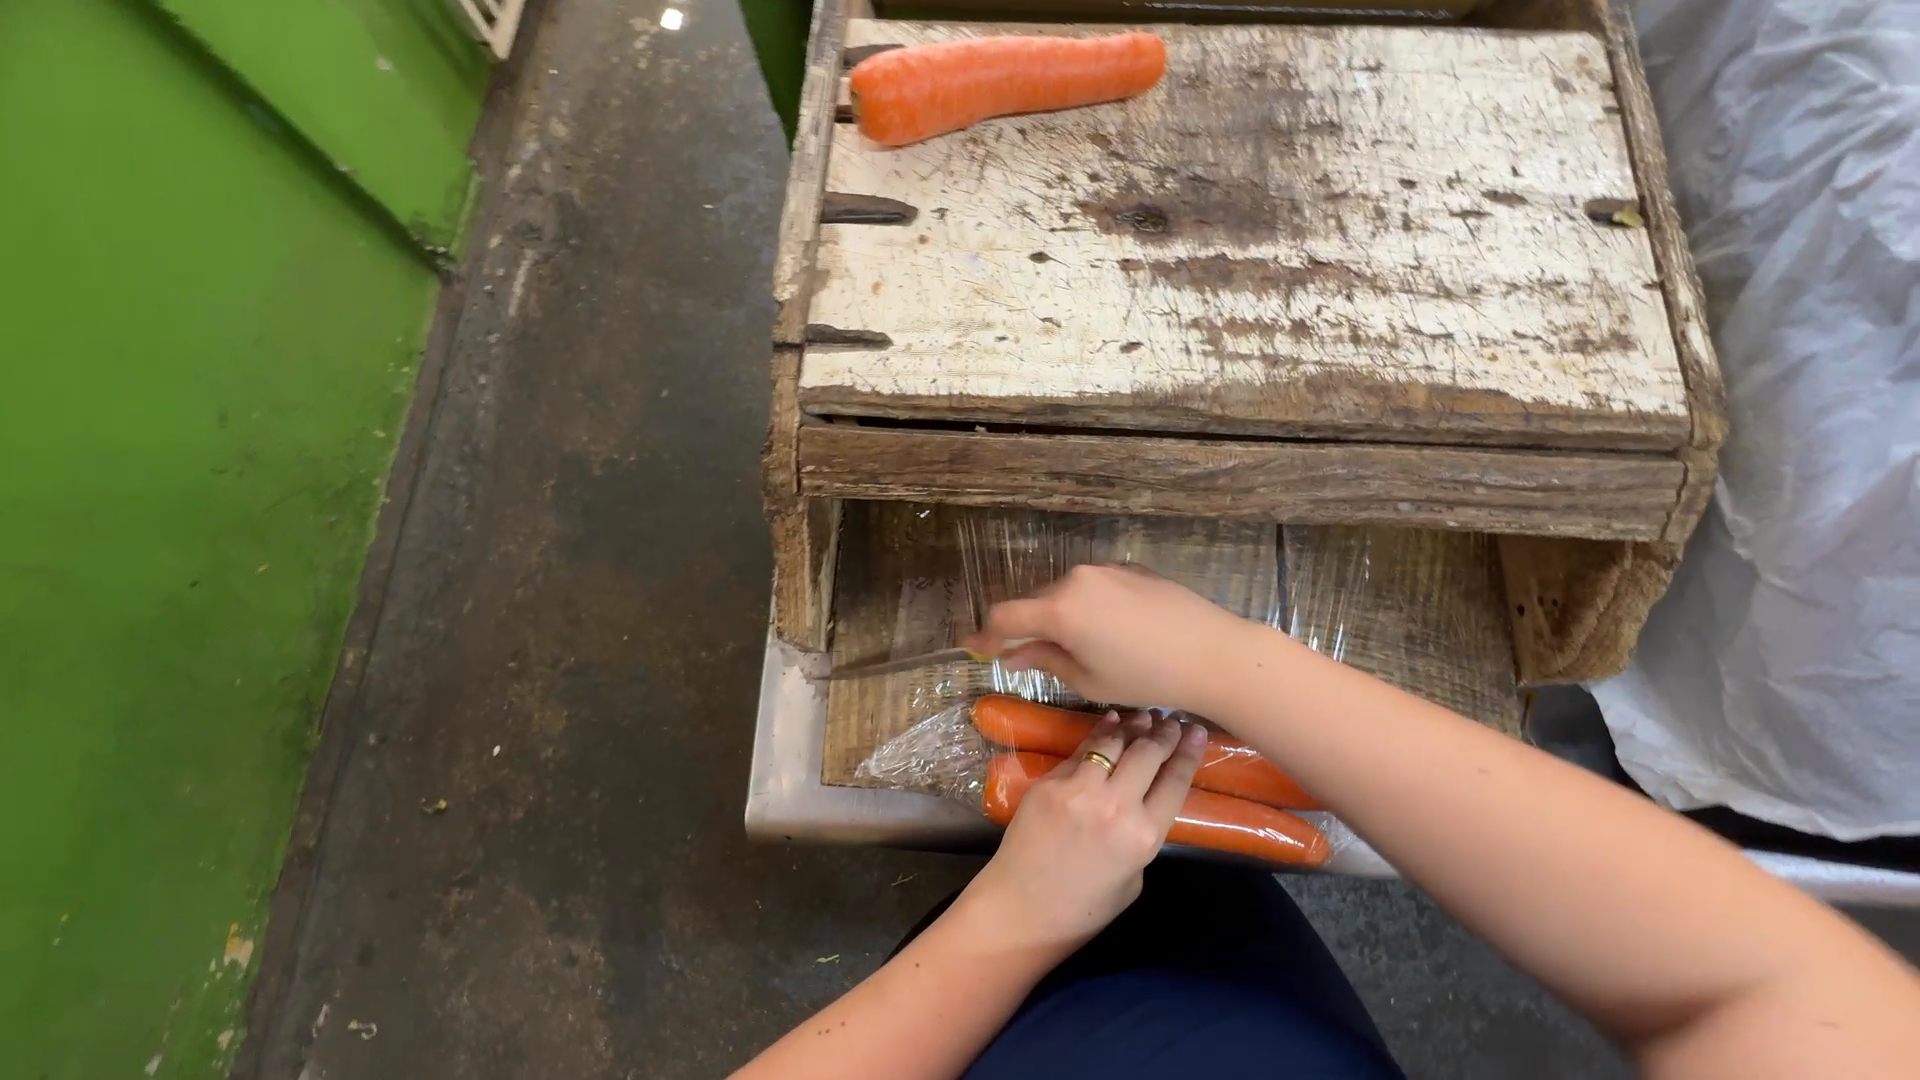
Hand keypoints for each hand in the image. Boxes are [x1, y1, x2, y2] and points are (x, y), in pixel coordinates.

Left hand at [959, 711, 1205, 954]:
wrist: (1023, 908)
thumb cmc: (1085, 907)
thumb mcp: (1134, 877)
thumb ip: (1142, 834)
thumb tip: (1142, 798)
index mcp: (1143, 836)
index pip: (1176, 780)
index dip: (1189, 751)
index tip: (1198, 730)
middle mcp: (1116, 805)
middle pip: (1148, 753)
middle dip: (1165, 733)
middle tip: (1173, 720)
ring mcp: (1079, 788)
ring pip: (1114, 742)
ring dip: (1134, 726)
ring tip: (1146, 716)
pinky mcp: (1050, 781)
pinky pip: (1082, 751)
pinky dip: (1100, 733)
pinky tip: (1111, 721)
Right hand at [964, 564, 1261, 710]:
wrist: (1213, 652)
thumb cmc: (1146, 677)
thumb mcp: (1088, 679)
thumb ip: (1043, 660)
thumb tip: (1012, 656)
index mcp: (1060, 609)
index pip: (1005, 616)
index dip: (986, 634)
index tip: (974, 647)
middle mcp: (1076, 579)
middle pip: (1035, 603)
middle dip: (1026, 627)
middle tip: (1025, 655)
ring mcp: (1105, 570)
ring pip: (1065, 593)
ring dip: (1059, 616)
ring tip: (1076, 646)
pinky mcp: (1131, 569)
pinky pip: (1094, 586)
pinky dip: (1087, 606)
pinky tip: (1110, 631)